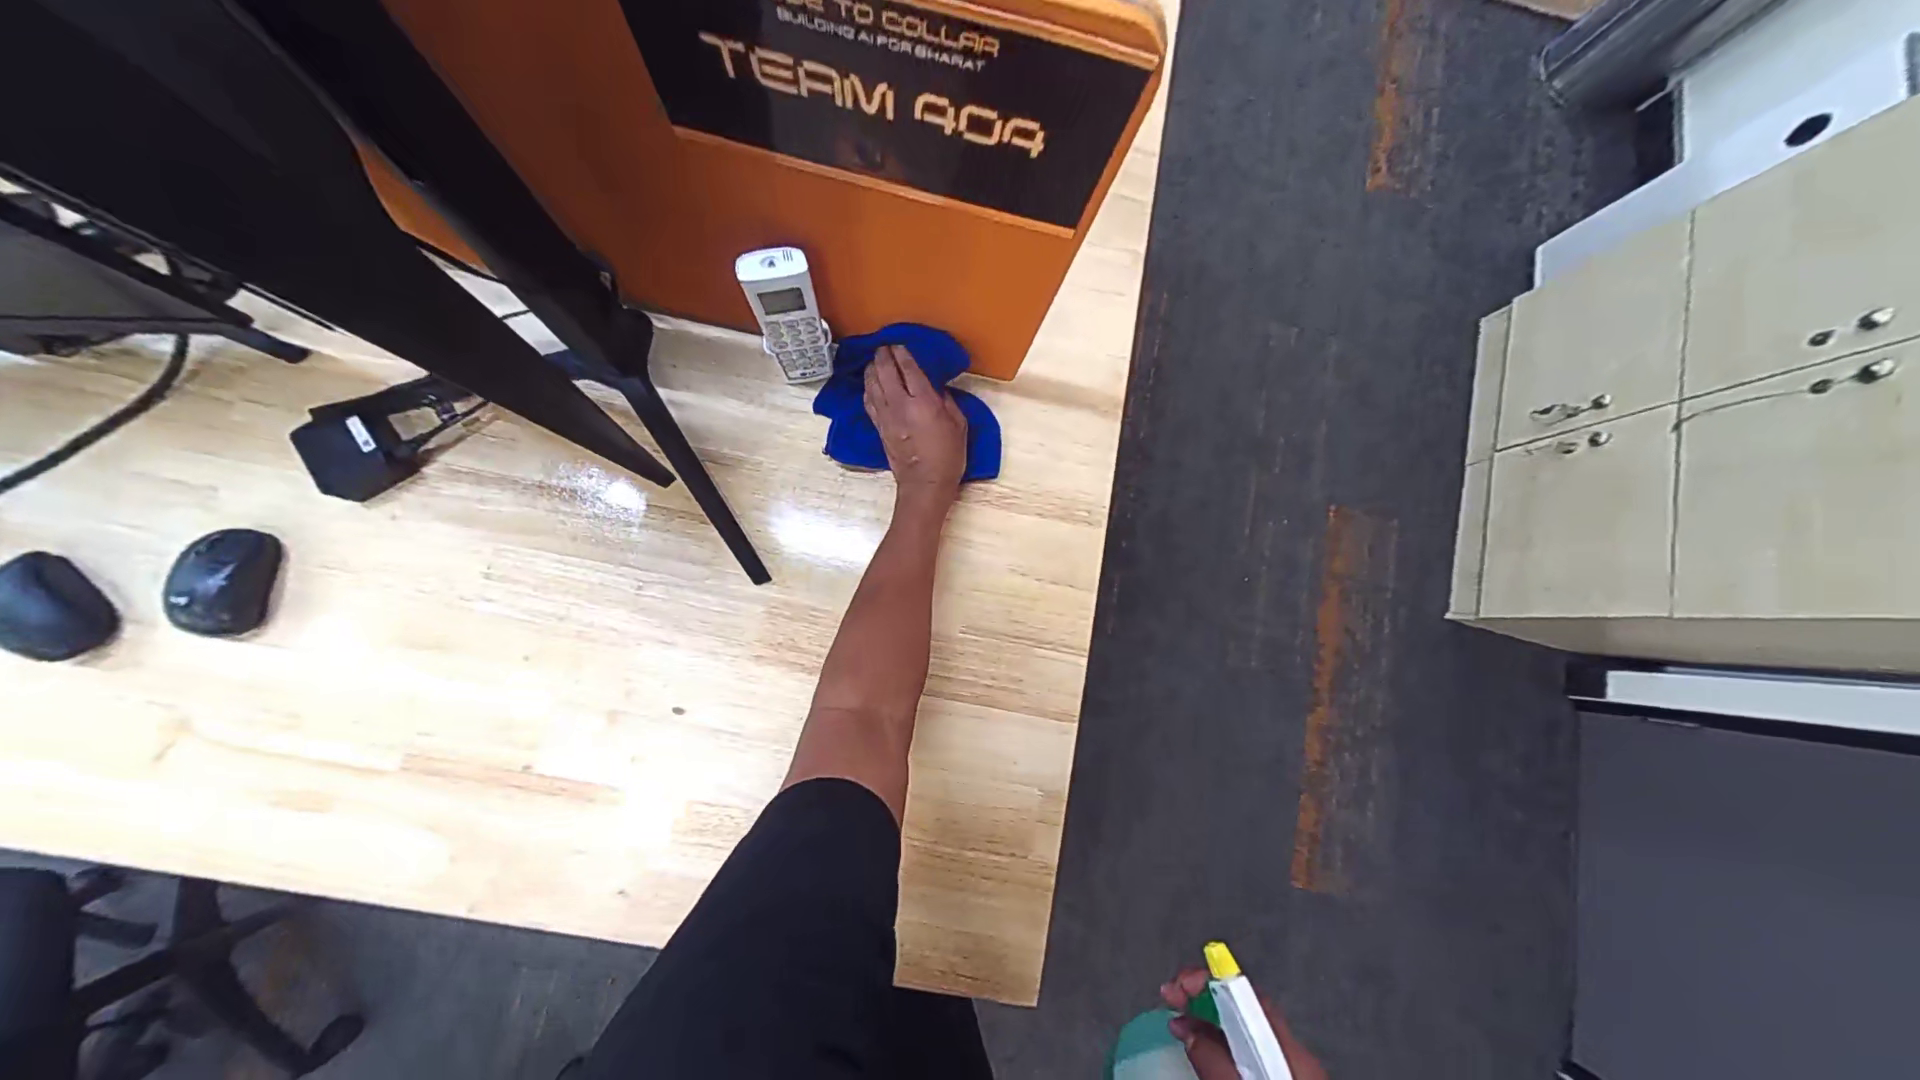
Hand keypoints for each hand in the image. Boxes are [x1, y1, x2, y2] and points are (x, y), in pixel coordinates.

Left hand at [863, 344, 967, 519]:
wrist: (925, 484)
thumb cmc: (948, 456)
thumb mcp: (958, 425)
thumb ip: (947, 401)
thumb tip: (936, 388)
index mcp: (923, 402)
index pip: (908, 368)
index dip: (902, 353)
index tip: (900, 344)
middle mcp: (900, 405)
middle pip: (885, 371)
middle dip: (883, 356)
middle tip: (885, 347)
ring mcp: (886, 416)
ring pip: (872, 384)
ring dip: (872, 369)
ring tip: (875, 361)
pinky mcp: (878, 427)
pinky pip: (869, 401)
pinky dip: (868, 388)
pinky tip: (870, 383)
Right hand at [1160, 966, 1325, 1079]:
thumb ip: (1214, 1063)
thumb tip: (1189, 1028)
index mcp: (1289, 1053)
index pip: (1249, 997)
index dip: (1211, 981)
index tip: (1178, 985)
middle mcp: (1294, 1059)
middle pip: (1246, 1012)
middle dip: (1204, 997)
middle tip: (1169, 999)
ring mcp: (1291, 1078)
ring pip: (1245, 1035)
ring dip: (1207, 1021)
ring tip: (1176, 1024)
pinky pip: (1248, 1059)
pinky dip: (1220, 1048)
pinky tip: (1201, 1055)